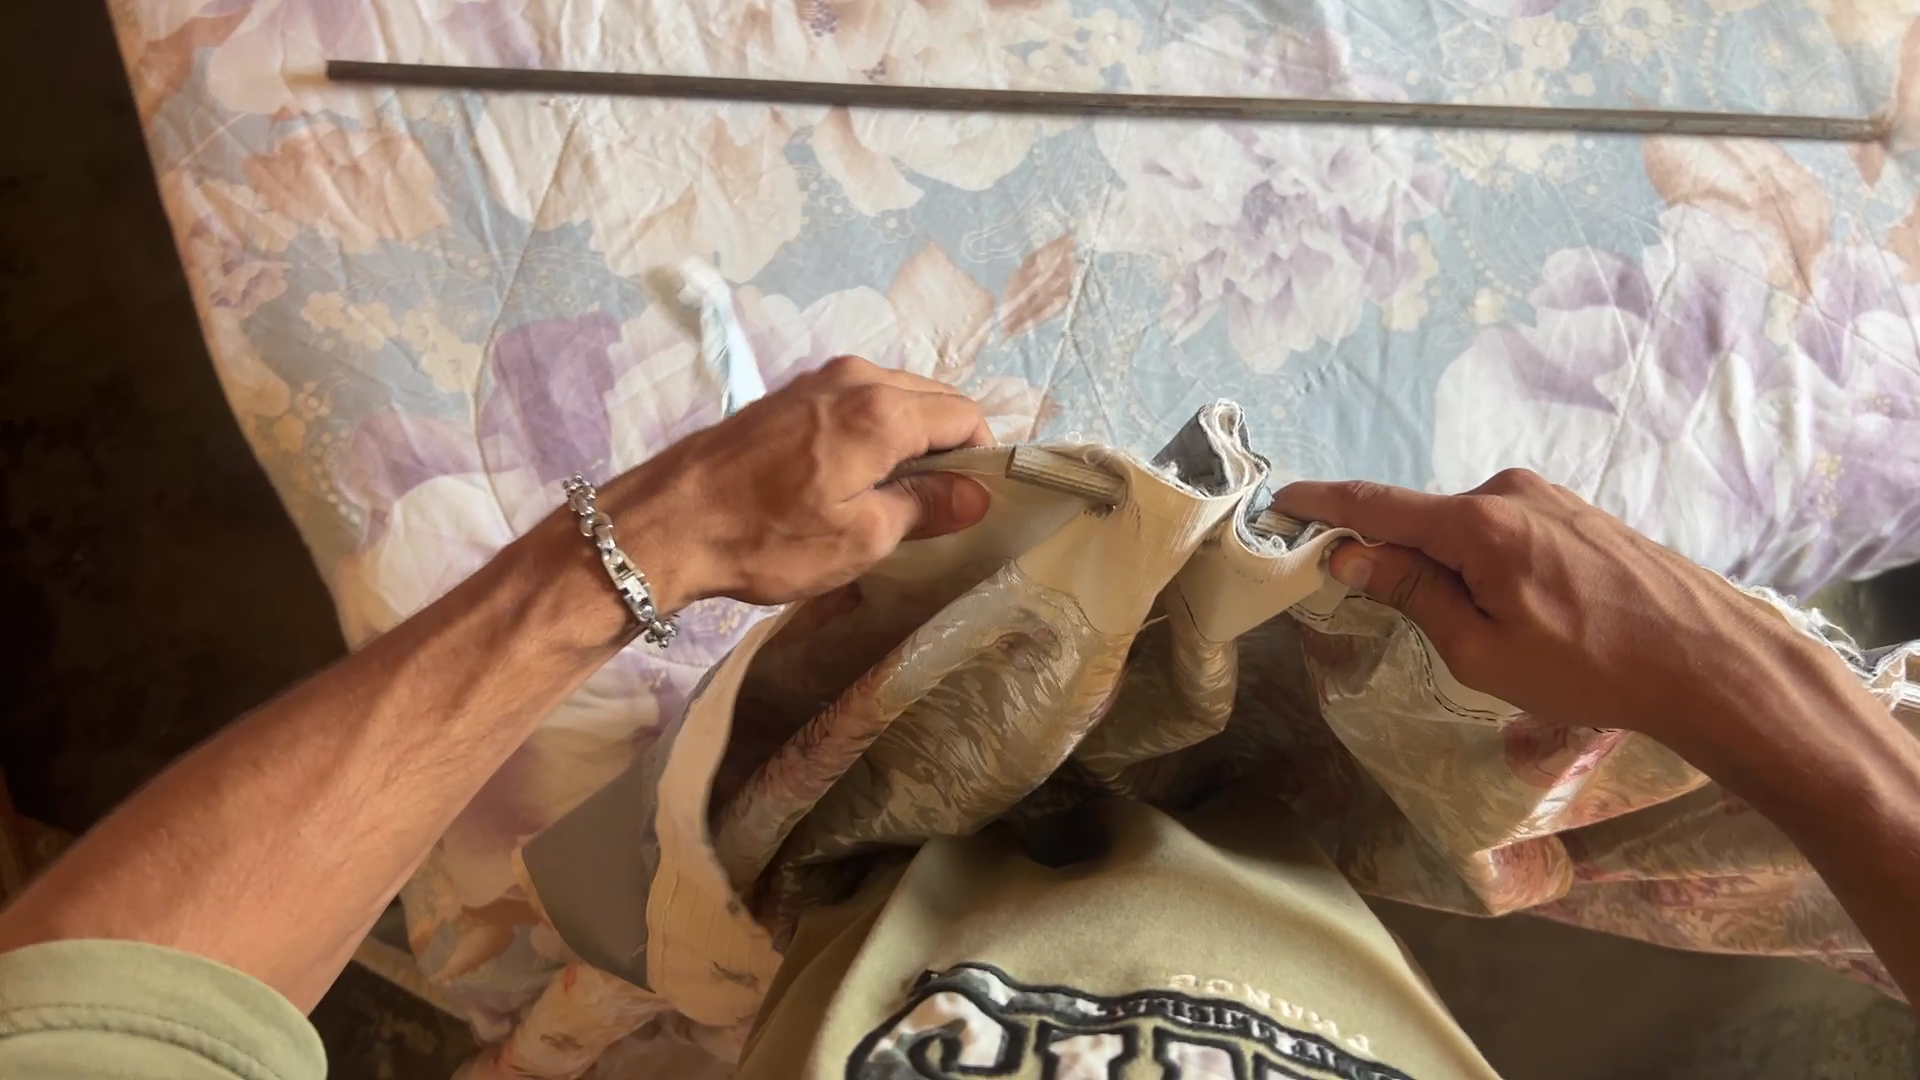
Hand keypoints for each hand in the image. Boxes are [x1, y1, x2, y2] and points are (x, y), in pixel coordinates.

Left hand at [603, 355, 993, 607]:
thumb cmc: (769, 537)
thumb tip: (976, 494)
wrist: (667, 522)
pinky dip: (878, 430)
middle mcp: (857, 377)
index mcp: (883, 411)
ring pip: (897, 398)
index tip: (972, 498)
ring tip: (898, 492)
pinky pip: (860, 400)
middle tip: (940, 502)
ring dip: (913, 438)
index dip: (982, 455)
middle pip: (934, 400)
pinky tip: (860, 472)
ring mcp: (820, 379)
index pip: (965, 414)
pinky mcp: (793, 392)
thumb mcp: (862, 537)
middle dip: (950, 445)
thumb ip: (926, 506)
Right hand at [1272, 469, 1842, 744]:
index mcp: (1476, 524)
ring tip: (1474, 617)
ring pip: (1458, 524)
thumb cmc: (1589, 668)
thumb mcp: (1479, 649)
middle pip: (1417, 517)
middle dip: (1388, 550)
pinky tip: (1510, 597)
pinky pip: (1495, 524)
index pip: (1373, 504)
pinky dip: (1474, 553)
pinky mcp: (1572, 509)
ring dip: (1439, 558)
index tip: (1279, 501)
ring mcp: (1545, 495)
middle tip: (1389, 604)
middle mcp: (1505, 492)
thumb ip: (1409, 592)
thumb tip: (1347, 554)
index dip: (1320, 503)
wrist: (1724, 666)